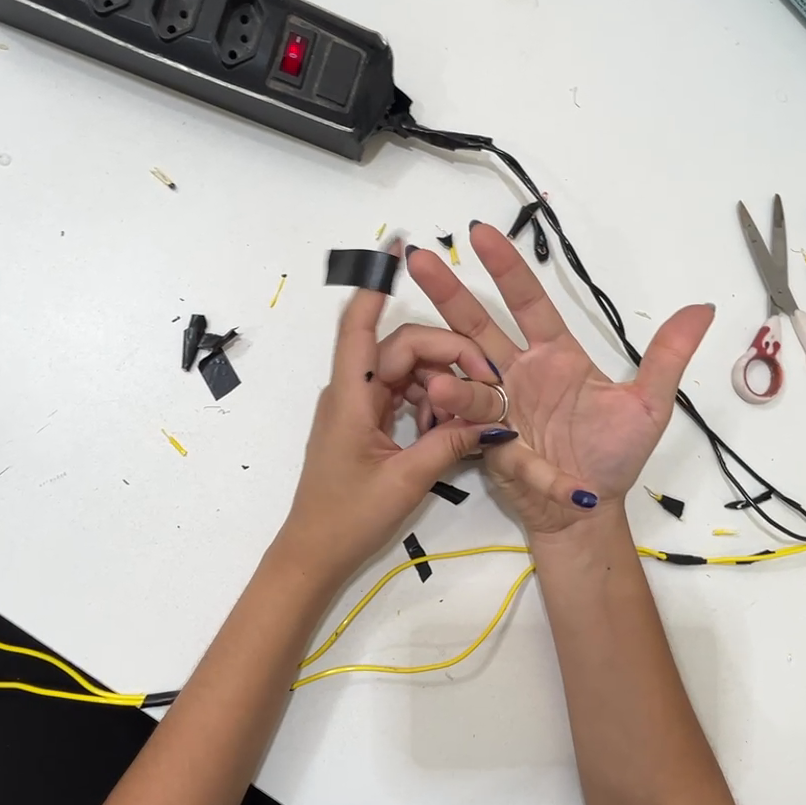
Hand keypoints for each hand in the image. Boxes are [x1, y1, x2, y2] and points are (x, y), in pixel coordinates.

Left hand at [276, 273, 505, 581]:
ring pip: (405, 372)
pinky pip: (402, 397)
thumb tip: (492, 418)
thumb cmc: (349, 517)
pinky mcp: (365, 426)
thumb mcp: (408, 481)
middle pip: (401, 348)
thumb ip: (450, 443)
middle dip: (446, 354)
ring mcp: (357, 409)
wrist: (313, 554)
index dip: (376, 286)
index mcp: (351, 397)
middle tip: (486, 378)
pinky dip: (428, 403)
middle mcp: (351, 393)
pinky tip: (448, 426)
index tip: (394, 250)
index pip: (361, 327)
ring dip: (439, 383)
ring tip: (468, 412)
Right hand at [406, 222, 713, 535]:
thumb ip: (666, 357)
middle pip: (477, 325)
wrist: (588, 512)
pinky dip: (458, 419)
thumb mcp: (648, 406)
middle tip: (418, 261)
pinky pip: (468, 424)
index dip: (506, 268)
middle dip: (449, 293)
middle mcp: (518, 373)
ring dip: (450, 373)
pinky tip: (442, 411)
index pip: (527, 302)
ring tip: (439, 382)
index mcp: (554, 356)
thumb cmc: (615, 459)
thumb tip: (703, 307)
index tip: (480, 233)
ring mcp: (497, 405)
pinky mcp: (484, 438)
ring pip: (464, 375)